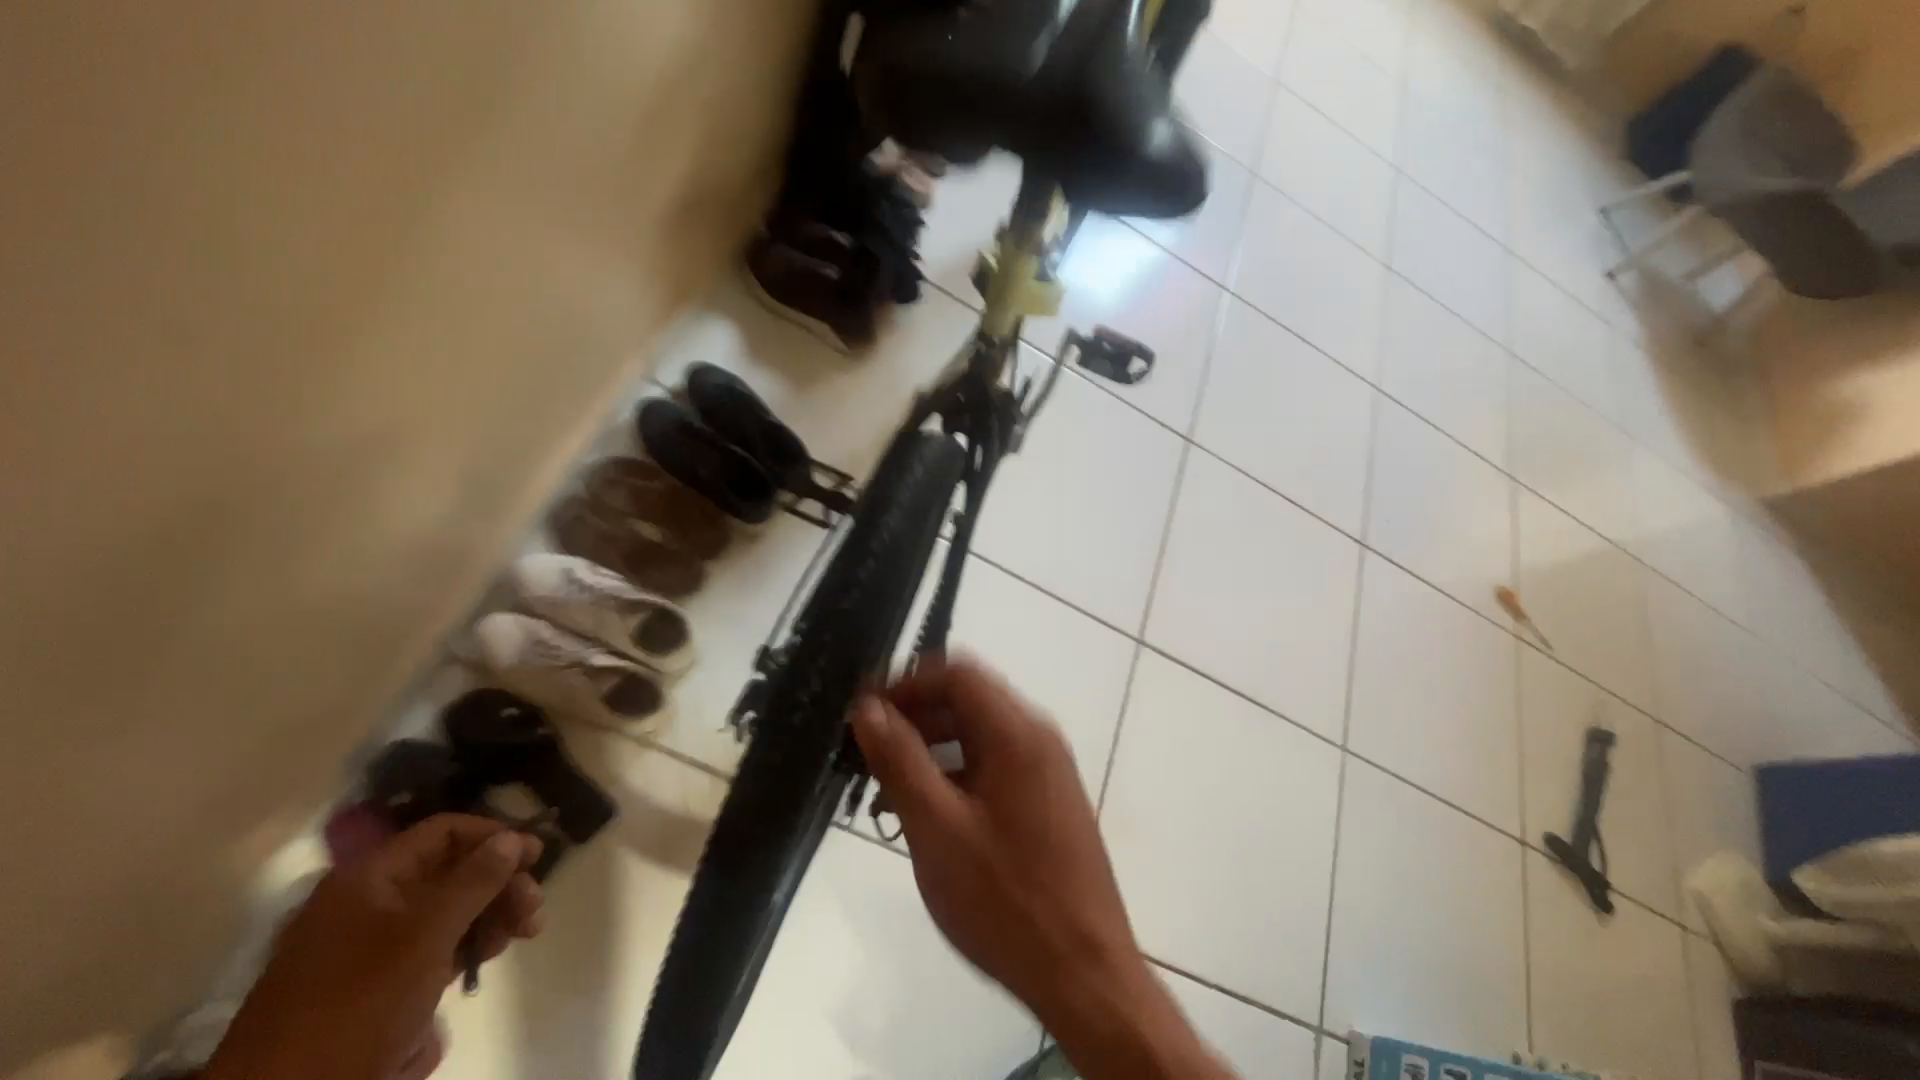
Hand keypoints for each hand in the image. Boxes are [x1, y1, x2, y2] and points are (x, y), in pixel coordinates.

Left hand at [204, 814, 545, 1079]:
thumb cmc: (359, 1000)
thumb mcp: (425, 936)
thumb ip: (474, 881)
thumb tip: (511, 838)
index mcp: (370, 877)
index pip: (443, 833)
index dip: (493, 836)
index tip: (537, 856)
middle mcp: (370, 901)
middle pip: (450, 872)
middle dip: (498, 885)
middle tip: (533, 911)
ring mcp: (372, 945)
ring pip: (445, 913)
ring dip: (488, 917)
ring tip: (517, 938)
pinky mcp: (378, 983)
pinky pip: (430, 950)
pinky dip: (462, 949)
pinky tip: (480, 964)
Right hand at [854, 658, 1236, 1079]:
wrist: (1084, 973)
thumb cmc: (1005, 901)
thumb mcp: (937, 830)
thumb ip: (899, 761)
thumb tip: (866, 708)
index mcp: (1017, 734)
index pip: (956, 673)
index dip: (905, 682)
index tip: (861, 711)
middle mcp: (1039, 740)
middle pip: (968, 701)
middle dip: (914, 717)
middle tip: (865, 755)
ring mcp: (1049, 773)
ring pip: (980, 737)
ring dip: (931, 751)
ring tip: (886, 793)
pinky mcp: (1049, 805)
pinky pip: (995, 768)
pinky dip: (956, 776)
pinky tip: (927, 818)